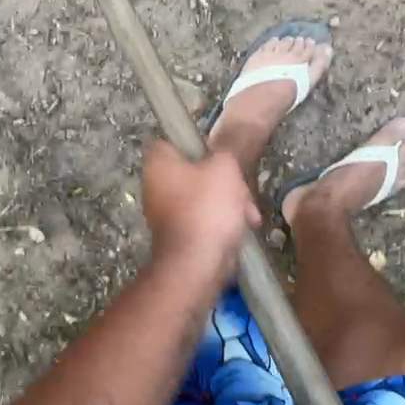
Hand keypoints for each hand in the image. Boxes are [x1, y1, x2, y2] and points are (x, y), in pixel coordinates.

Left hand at [139, 140, 260, 284]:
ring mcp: (165, 213)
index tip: (219, 152)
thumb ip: (225, 150)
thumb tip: (220, 151)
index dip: (197, 143)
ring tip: (249, 214)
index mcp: (158, 164)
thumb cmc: (207, 207)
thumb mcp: (224, 168)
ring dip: (229, 202)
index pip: (172, 141)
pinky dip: (221, 221)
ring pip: (203, 195)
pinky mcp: (178, 234)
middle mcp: (155, 186)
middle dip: (225, 180)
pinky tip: (243, 228)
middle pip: (194, 171)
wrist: (196, 263)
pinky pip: (202, 218)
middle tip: (243, 189)